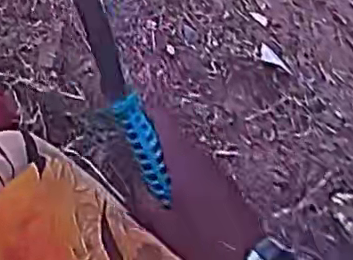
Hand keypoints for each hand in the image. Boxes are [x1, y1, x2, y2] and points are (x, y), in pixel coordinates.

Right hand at [124, 101, 264, 259]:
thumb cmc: (204, 239)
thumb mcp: (164, 225)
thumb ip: (143, 201)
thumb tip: (132, 190)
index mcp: (180, 155)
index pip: (158, 115)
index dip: (138, 113)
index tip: (124, 123)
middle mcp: (199, 155)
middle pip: (169, 135)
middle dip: (152, 148)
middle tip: (141, 169)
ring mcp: (216, 170)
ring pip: (184, 154)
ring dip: (169, 165)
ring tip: (162, 193)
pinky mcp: (227, 187)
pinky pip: (199, 170)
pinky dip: (186, 178)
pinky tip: (185, 205)